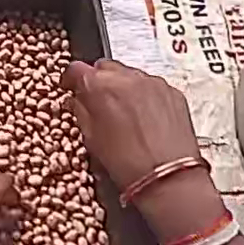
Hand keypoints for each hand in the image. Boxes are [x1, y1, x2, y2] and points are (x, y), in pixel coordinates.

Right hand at [61, 58, 202, 191]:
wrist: (168, 177)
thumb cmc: (128, 162)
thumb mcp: (90, 137)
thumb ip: (81, 109)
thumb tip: (79, 99)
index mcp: (99, 86)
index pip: (76, 69)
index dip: (71, 79)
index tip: (71, 86)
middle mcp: (126, 77)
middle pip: (104, 67)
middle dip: (98, 81)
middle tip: (98, 102)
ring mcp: (152, 83)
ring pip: (129, 75)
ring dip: (122, 88)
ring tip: (124, 114)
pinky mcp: (172, 92)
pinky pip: (151, 86)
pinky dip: (144, 96)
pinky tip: (144, 118)